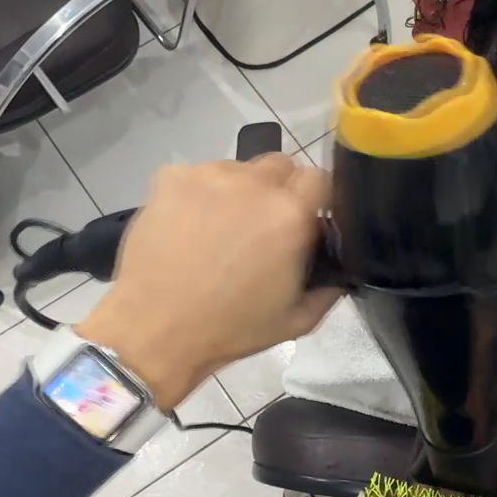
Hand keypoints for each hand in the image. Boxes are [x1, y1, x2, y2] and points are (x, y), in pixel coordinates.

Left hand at [77, 155, 342, 410]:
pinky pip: (199, 175)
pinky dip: (201, 194)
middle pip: (281, 165)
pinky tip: (191, 225)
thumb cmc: (232, 330)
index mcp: (291, 215)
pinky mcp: (171, 177)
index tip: (308, 220)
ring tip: (222, 228)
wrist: (156, 330)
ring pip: (239, 169)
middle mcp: (253, 183)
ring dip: (240, 190)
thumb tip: (340, 271)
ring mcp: (208, 175)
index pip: (321, 178)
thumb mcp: (297, 321)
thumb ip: (329, 290)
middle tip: (264, 226)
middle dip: (280, 190)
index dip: (317, 199)